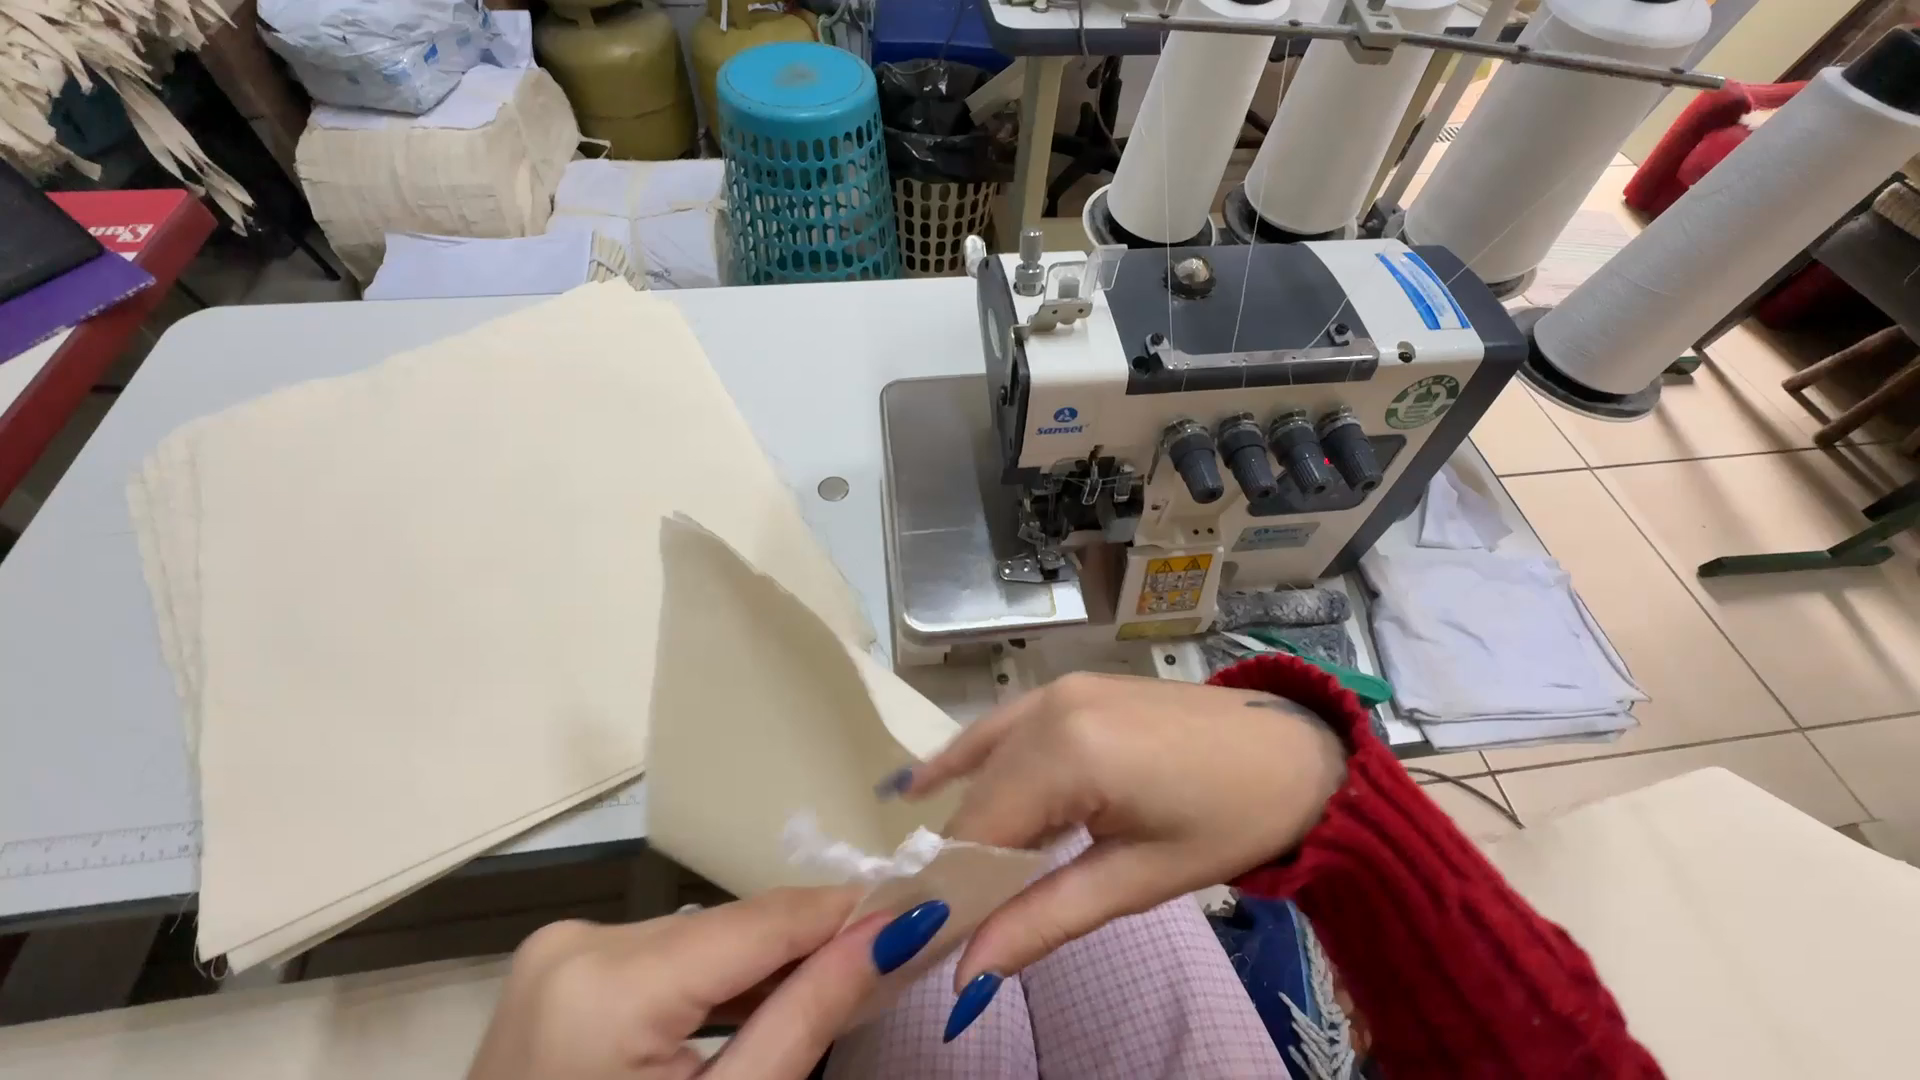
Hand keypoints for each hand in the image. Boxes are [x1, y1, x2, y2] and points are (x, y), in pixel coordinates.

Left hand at [468, 886, 944, 1079]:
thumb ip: (807, 1017)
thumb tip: (889, 936)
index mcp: (609, 983)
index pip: (761, 919)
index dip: (845, 911)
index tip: (916, 909)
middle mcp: (579, 941)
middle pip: (731, 926)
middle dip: (808, 943)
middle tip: (888, 955)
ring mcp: (560, 952)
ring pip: (701, 937)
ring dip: (765, 962)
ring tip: (836, 978)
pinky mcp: (558, 970)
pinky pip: (664, 957)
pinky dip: (715, 979)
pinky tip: (763, 1000)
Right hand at [901, 673, 1346, 990]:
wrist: (1295, 754)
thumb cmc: (1229, 822)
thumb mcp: (1138, 880)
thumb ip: (1044, 919)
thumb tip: (963, 975)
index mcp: (1067, 752)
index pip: (980, 828)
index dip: (949, 885)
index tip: (926, 938)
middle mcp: (1049, 708)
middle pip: (979, 794)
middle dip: (961, 856)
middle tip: (944, 920)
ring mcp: (1057, 689)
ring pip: (987, 760)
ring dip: (970, 814)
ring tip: (949, 875)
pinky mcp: (1069, 686)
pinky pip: (1004, 726)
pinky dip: (972, 757)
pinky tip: (928, 781)